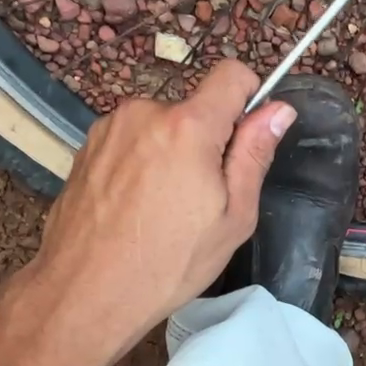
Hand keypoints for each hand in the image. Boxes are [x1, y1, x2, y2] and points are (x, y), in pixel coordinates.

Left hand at [0, 60, 294, 365]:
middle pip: (196, 108)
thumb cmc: (170, 262)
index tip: (248, 136)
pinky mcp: (87, 146)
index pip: (232, 74)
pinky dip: (143, 163)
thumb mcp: (234, 216)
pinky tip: (138, 207)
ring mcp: (110, 128)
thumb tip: (279, 110)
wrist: (86, 291)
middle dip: (208, 140)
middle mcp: (144, 113)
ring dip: (173, 152)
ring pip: (163, 126)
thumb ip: (255, 154)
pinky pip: (133, 140)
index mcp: (187, 127)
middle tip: (204, 197)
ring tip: (166, 207)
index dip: (250, 97)